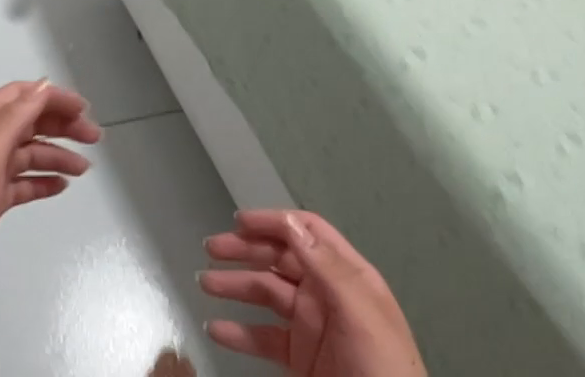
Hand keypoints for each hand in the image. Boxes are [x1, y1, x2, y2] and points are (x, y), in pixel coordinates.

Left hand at [0, 80, 102, 309]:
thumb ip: (14, 118)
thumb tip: (43, 87)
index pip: (19, 97)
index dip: (51, 97)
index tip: (82, 108)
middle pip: (28, 123)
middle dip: (61, 125)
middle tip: (94, 137)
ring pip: (29, 154)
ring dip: (57, 155)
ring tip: (84, 169)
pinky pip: (24, 183)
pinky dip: (44, 181)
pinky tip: (62, 187)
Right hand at [198, 210, 425, 376]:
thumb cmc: (380, 367)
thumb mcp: (359, 313)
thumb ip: (326, 268)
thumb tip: (290, 223)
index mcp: (346, 276)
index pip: (307, 233)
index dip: (274, 222)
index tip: (238, 221)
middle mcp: (327, 294)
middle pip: (281, 259)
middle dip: (246, 250)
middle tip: (211, 249)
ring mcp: (312, 328)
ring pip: (267, 295)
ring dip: (236, 286)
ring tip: (204, 283)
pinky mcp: (301, 361)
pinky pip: (264, 338)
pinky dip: (238, 332)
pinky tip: (215, 329)